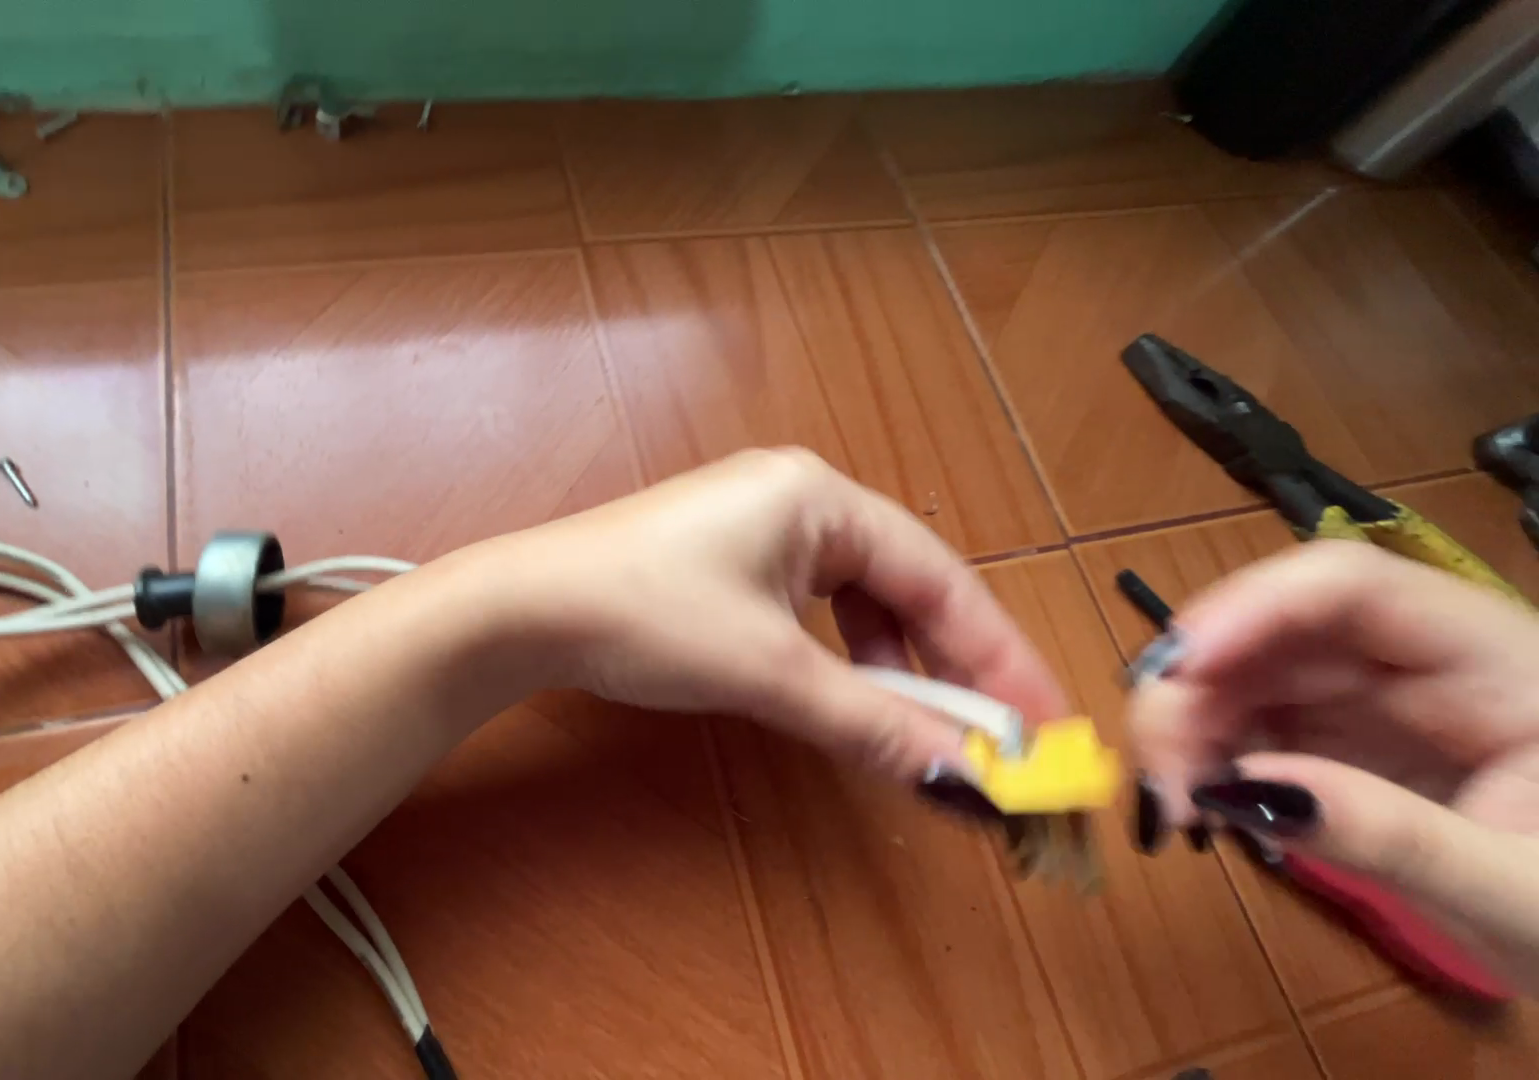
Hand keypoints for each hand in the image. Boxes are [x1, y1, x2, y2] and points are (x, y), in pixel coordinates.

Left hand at [473, 448, 1067, 777]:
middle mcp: (795, 498)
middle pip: (899, 585)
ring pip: (853, 600)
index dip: (998, 655)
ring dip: (886, 665)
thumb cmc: (647, 615)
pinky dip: (834, 654)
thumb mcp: (770, 671)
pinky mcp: (724, 557)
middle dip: (943, 664)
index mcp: (819, 497)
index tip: (1046, 725)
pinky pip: (807, 605)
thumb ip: (873, 722)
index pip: (940, 576)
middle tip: (987, 741)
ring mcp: (755, 526)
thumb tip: (965, 782)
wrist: (526, 608)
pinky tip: (843, 692)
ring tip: (914, 727)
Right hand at [1128, 541, 1538, 992]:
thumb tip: (1238, 787)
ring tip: (1172, 805)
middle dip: (1186, 693)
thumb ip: (1393, 838)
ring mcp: (1357, 695)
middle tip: (1157, 777)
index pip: (1348, 586)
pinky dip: (1189, 753)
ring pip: (1226, 673)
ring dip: (1175, 727)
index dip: (1245, 608)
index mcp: (1500, 664)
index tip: (1175, 672)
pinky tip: (1190, 802)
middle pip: (1262, 633)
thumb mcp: (1520, 897)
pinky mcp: (1318, 731)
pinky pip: (1226, 717)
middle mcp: (1410, 660)